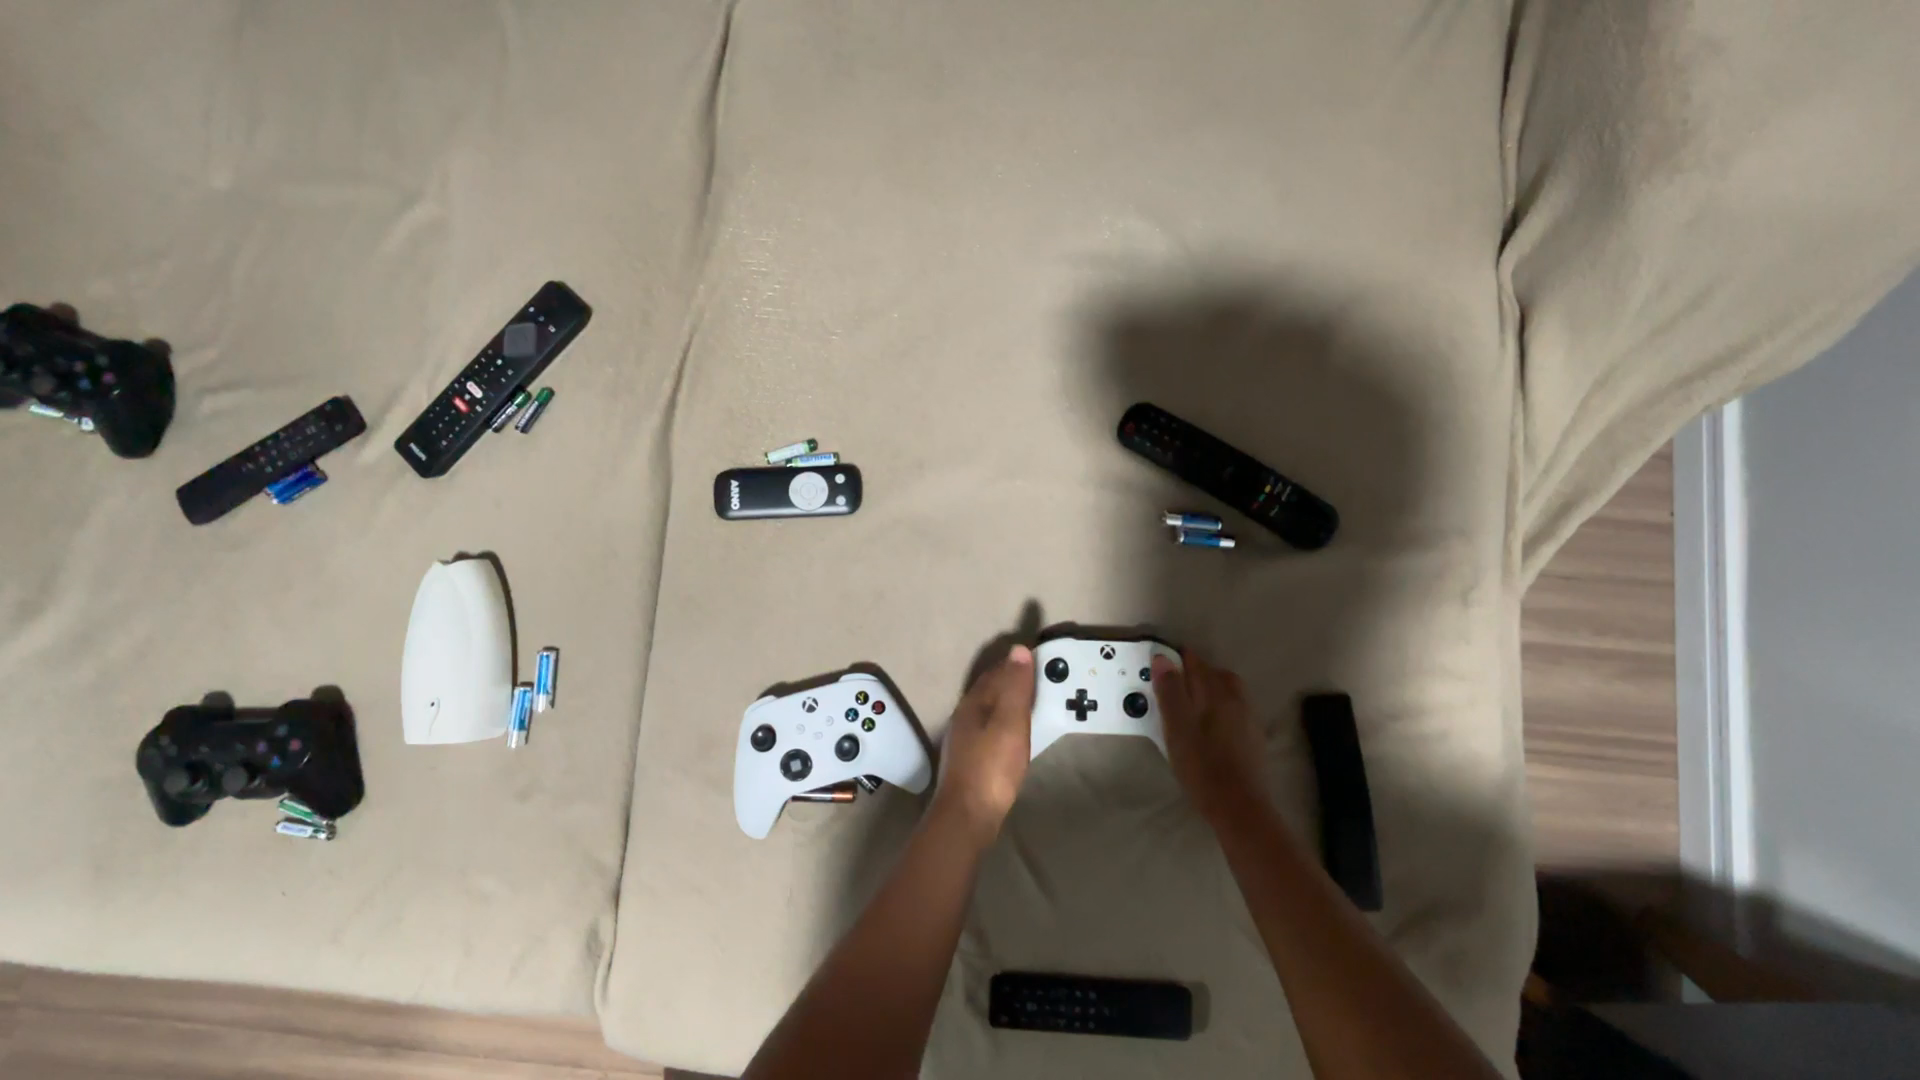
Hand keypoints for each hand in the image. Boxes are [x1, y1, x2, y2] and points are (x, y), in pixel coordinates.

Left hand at [934, 645, 1035, 836]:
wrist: (968, 816)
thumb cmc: (992, 767)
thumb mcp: (1010, 722)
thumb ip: (1015, 687)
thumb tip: (1018, 649)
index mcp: (973, 704)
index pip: (996, 672)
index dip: (1015, 663)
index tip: (1039, 657)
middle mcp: (964, 717)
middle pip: (989, 689)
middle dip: (1010, 679)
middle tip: (1039, 676)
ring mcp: (964, 740)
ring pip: (988, 709)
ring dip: (1007, 701)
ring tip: (1030, 702)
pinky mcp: (970, 760)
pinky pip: (990, 728)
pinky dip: (1004, 721)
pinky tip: (1014, 733)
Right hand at [1152, 651, 1266, 821]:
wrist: (1239, 805)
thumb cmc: (1201, 765)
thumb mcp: (1176, 728)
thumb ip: (1170, 692)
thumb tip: (1162, 658)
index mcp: (1216, 692)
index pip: (1194, 662)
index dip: (1174, 659)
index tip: (1156, 667)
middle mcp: (1236, 698)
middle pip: (1213, 673)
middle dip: (1192, 673)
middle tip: (1170, 687)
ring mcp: (1248, 717)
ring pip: (1226, 691)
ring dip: (1207, 690)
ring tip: (1188, 705)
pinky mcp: (1252, 736)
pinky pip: (1233, 709)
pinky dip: (1218, 708)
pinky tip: (1208, 726)